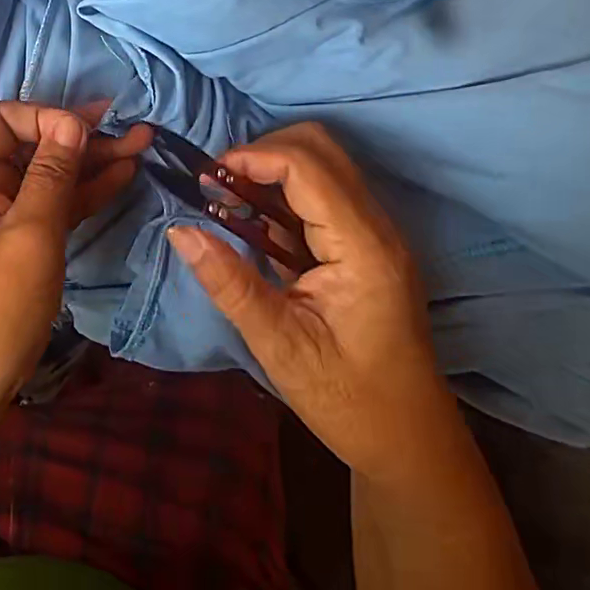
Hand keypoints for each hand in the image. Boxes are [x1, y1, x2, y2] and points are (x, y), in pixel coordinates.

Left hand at [0, 101, 152, 457]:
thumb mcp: (29, 235)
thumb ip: (52, 175)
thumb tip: (72, 122)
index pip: (2, 120)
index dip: (46, 118)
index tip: (88, 130)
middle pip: (31, 145)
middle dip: (80, 137)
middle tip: (132, 128)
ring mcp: (1, 213)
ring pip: (49, 174)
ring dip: (91, 162)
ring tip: (141, 144)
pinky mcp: (21, 238)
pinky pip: (54, 203)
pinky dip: (85, 192)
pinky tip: (122, 175)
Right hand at [165, 122, 461, 484]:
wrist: (410, 441)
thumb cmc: (347, 399)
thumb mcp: (278, 345)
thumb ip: (229, 283)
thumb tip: (180, 231)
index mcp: (362, 250)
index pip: (308, 166)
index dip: (253, 157)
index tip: (208, 178)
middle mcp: (377, 228)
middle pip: (321, 148)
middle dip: (263, 152)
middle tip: (219, 186)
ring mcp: (376, 233)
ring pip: (323, 163)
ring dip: (272, 168)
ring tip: (230, 201)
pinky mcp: (367, 243)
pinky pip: (324, 191)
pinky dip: (284, 190)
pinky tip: (256, 223)